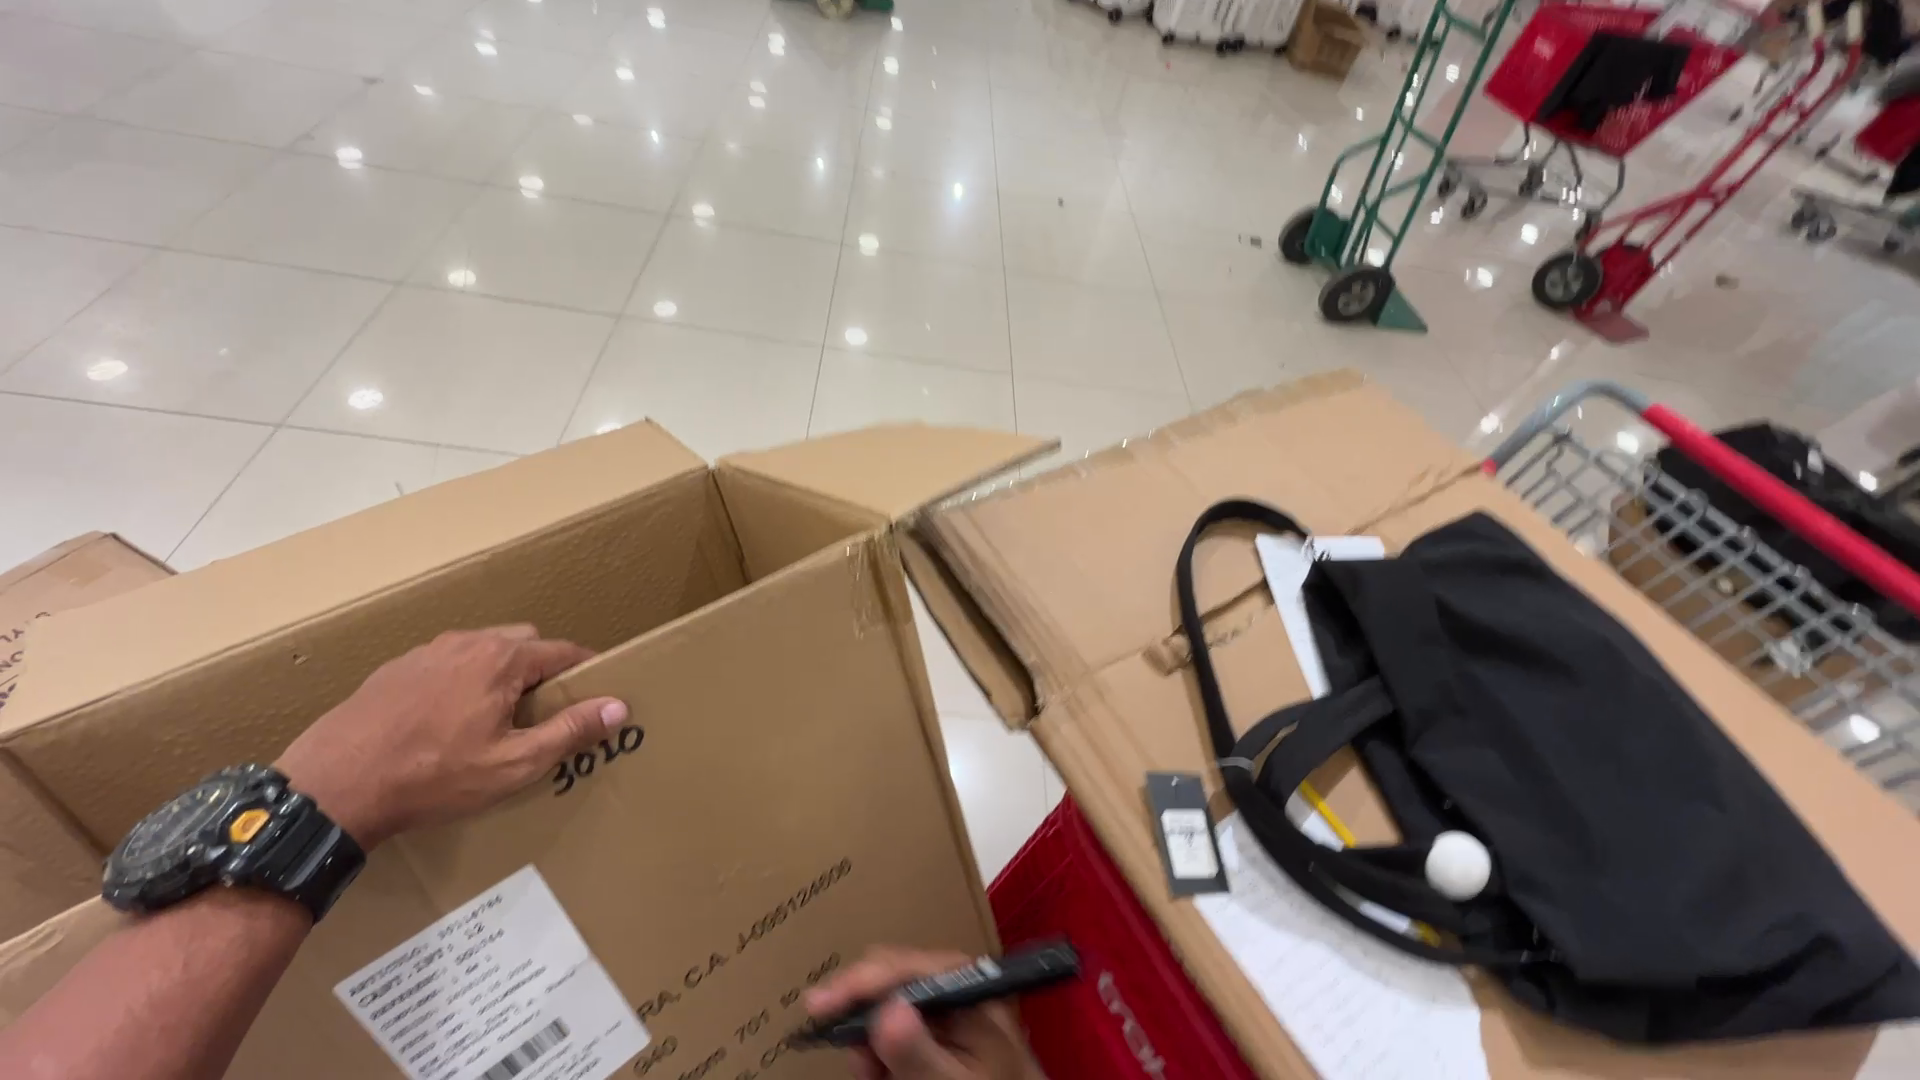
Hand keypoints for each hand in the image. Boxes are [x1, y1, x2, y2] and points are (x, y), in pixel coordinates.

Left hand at [276, 625, 624, 848]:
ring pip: (484, 649)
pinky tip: (450, 719)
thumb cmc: (431, 777)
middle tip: (546, 708)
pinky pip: (447, 662)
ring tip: (498, 715)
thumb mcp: (513, 764)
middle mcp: (467, 642)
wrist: (331, 788)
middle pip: (525, 642)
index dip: (587, 670)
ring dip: (502, 672)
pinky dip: (463, 680)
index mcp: (502, 659)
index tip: (598, 692)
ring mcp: (426, 652)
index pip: (565, 651)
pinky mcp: (394, 669)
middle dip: (544, 667)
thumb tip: (618, 706)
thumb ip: (570, 730)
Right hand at [804, 948, 1042, 1079]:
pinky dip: (880, 1046)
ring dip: (868, 1035)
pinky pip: (893, 1018)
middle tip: (851, 1058)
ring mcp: (942, 994)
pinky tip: (882, 1070)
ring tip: (873, 1074)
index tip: (817, 1007)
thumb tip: (885, 1011)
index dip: (856, 983)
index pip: (900, 965)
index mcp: (964, 978)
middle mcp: (951, 975)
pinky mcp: (936, 1015)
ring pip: (883, 997)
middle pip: (886, 975)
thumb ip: (919, 1052)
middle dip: (859, 1012)